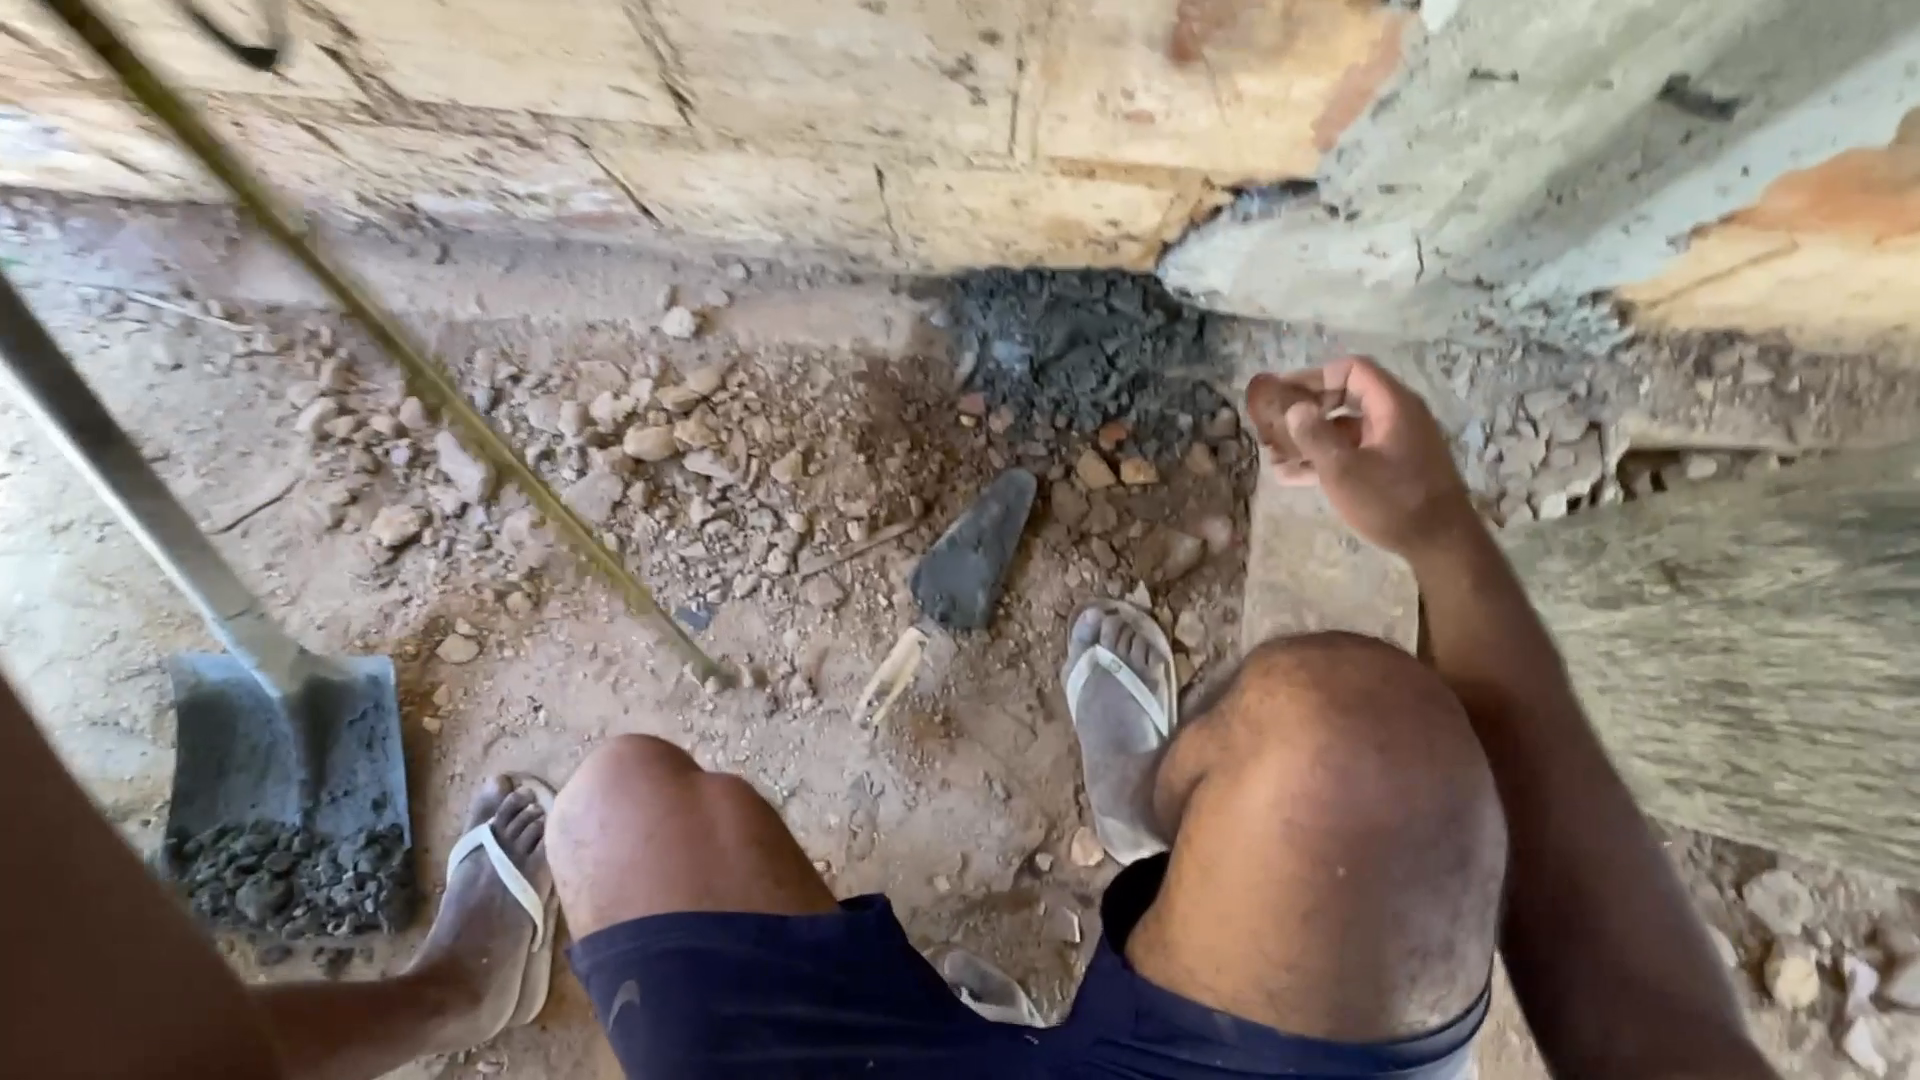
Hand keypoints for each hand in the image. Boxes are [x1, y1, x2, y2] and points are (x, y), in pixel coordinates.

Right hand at [1245, 357, 1477, 559]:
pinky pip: (1353, 451)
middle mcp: (1397, 416)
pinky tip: (1291, 475)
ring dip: (1309, 438)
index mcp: (1393, 406)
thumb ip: (1314, 435)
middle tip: (1273, 424)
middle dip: (1306, 410)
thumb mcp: (1343, 469)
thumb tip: (1294, 409)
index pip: (1352, 370)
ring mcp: (1396, 443)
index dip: (1314, 377)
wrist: (1440, 544)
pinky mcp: (1393, 467)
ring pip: (1345, 429)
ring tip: (1273, 455)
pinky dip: (1324, 458)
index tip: (1283, 394)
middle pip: (1346, 397)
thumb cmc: (1392, 502)